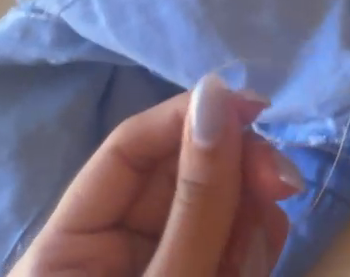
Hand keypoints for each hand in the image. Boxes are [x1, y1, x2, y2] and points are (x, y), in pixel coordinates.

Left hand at [13, 76, 304, 276]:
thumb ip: (197, 198)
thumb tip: (218, 90)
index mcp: (66, 250)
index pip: (129, 147)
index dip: (192, 117)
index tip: (257, 108)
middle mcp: (110, 251)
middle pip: (183, 173)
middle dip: (238, 174)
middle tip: (283, 184)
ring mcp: (158, 268)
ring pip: (217, 206)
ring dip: (253, 217)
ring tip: (258, 255)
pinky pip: (232, 240)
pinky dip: (256, 243)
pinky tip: (260, 262)